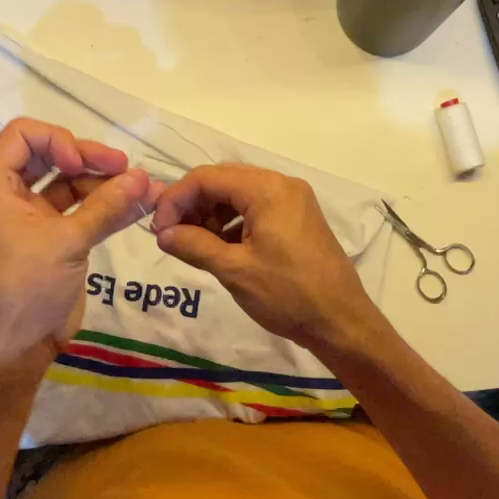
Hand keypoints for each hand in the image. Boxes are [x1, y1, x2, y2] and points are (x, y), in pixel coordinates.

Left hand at [0, 118, 152, 369]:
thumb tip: (143, 177)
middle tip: (127, 169)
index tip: (82, 164)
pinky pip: (81, 212)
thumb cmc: (25, 287)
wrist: (15, 347)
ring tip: (146, 190)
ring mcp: (33, 218)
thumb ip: (106, 206)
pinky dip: (107, 208)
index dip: (58, 140)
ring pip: (71, 185)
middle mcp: (9, 195)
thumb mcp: (67, 241)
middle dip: (90, 160)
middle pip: (52, 156)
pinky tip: (140, 207)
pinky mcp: (54, 240)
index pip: (24, 135)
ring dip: (106, 185)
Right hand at [150, 164, 381, 352]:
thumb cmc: (288, 295)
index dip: (176, 199)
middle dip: (193, 204)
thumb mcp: (235, 271)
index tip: (158, 229)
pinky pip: (257, 207)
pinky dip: (234, 222)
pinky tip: (221, 248)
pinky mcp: (299, 218)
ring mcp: (294, 200)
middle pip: (223, 180)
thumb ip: (195, 246)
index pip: (207, 177)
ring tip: (195, 245)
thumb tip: (162, 234)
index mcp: (267, 190)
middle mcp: (282, 185)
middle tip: (172, 236)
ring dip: (212, 213)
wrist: (340, 321)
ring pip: (240, 194)